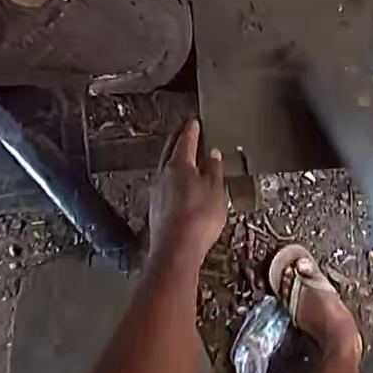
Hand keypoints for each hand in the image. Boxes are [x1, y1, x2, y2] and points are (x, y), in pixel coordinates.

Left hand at [147, 119, 226, 263]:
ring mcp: (158, 192)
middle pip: (170, 150)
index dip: (191, 130)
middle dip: (177, 138)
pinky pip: (165, 184)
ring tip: (183, 154)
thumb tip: (213, 155)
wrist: (176, 250)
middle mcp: (164, 175)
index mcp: (180, 166)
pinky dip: (172, 176)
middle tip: (183, 128)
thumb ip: (215, 170)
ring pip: (165, 167)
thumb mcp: (216, 191)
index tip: (193, 121)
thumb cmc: (198, 219)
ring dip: (174, 157)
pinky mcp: (156, 208)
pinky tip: (179, 183)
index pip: (185, 141)